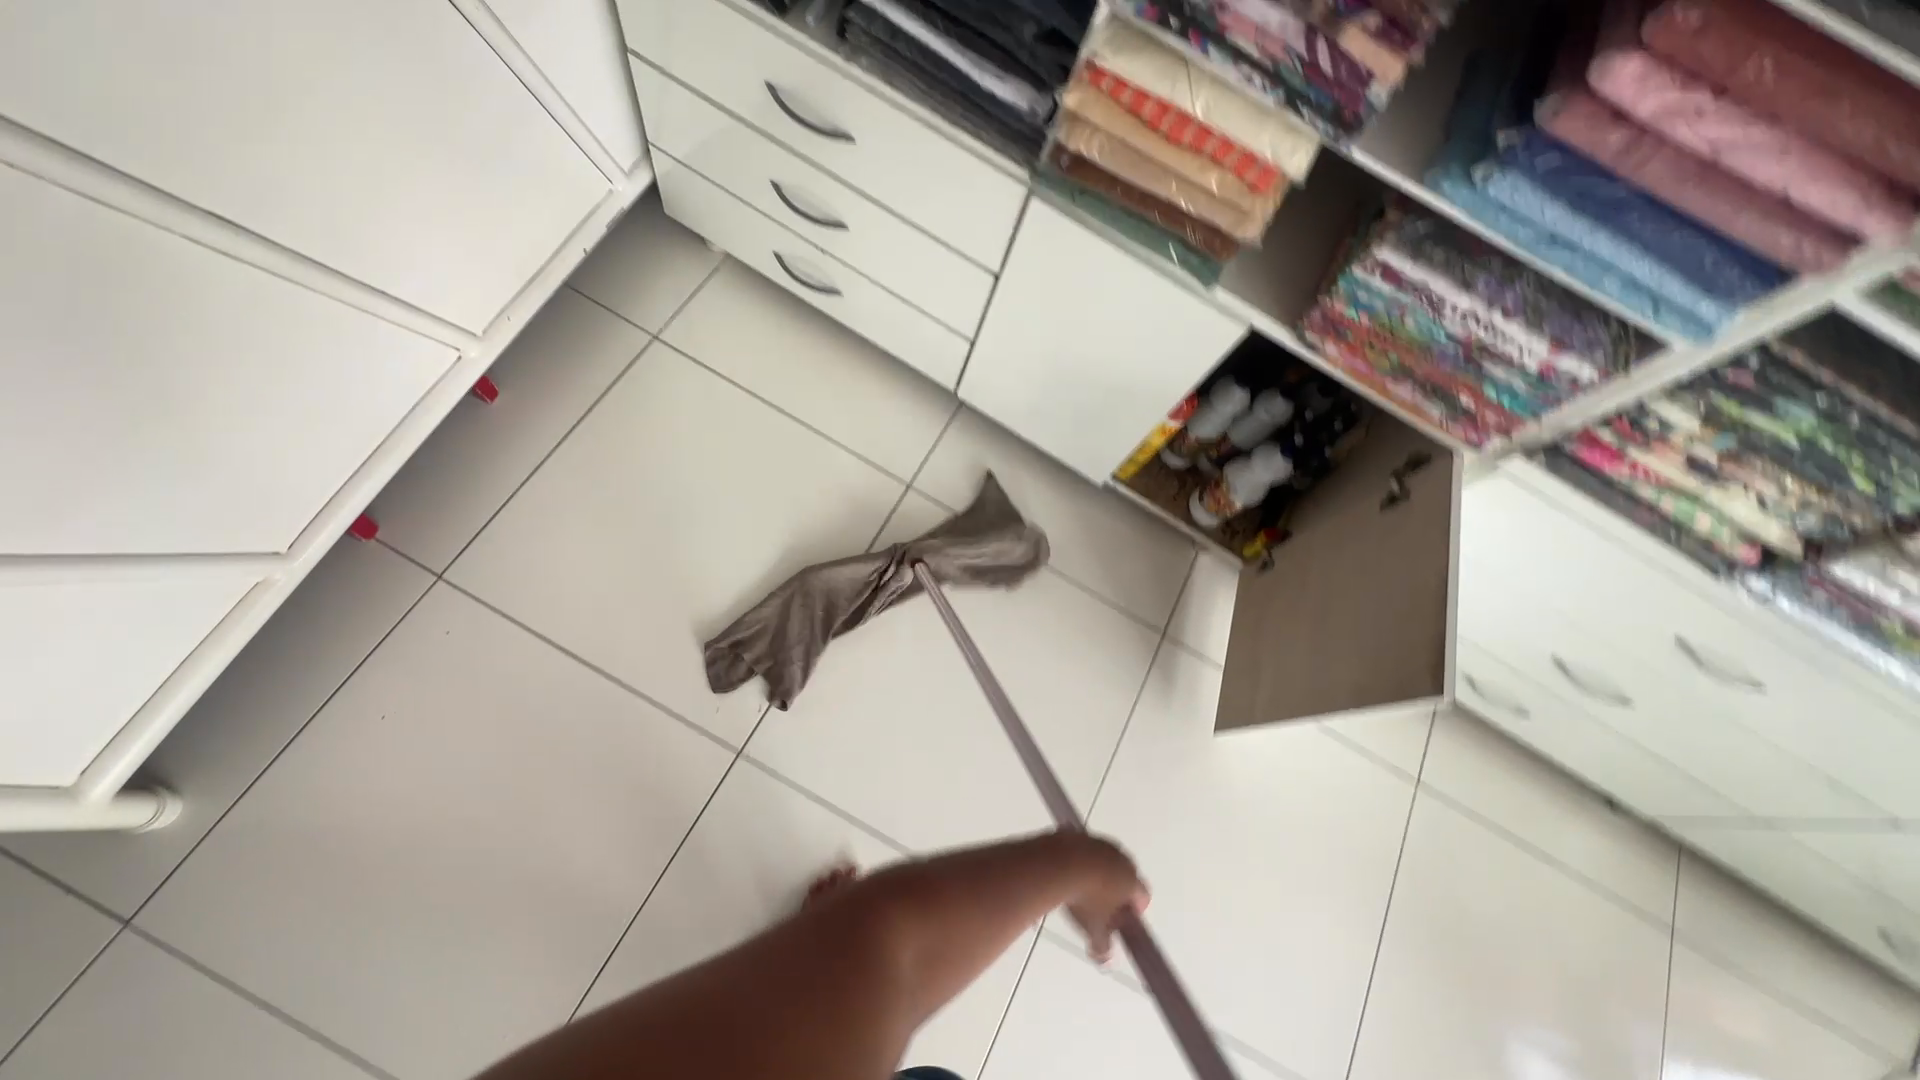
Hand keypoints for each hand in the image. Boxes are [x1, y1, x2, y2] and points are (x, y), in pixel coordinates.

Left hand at [1059, 832, 1149, 964]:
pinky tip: (1067, 872)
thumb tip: (1105, 959)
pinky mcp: (1081, 834)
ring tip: (1081, 888)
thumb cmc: (1085, 898)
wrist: (1058, 862)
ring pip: (1105, 860)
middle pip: (1126, 876)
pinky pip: (1085, 850)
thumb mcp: (1094, 928)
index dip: (1134, 910)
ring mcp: (1101, 843)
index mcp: (1131, 881)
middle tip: (1100, 907)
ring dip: (1098, 872)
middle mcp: (1121, 858)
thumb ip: (1103, 945)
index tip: (1120, 921)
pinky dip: (1080, 860)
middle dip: (1117, 891)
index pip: (1143, 896)